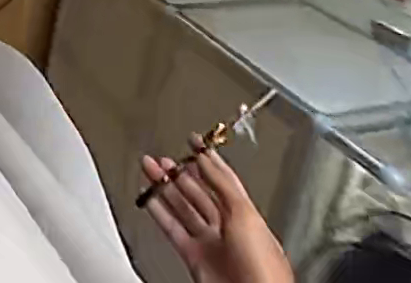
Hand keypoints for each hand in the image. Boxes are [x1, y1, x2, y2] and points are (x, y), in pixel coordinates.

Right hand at [142, 145, 292, 282]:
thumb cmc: (262, 269)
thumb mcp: (245, 215)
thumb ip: (221, 183)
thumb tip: (205, 157)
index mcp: (247, 218)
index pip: (224, 180)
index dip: (208, 158)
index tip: (193, 141)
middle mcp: (228, 230)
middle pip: (199, 193)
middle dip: (180, 172)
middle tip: (164, 156)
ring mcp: (211, 244)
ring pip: (182, 207)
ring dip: (164, 186)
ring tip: (149, 166)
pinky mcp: (194, 258)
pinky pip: (171, 228)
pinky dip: (157, 210)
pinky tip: (148, 195)